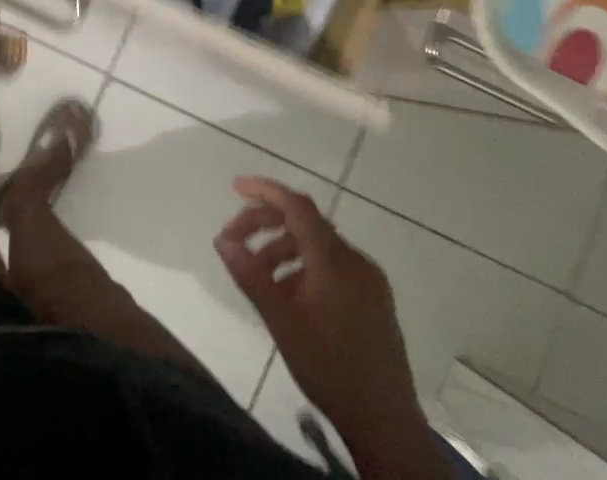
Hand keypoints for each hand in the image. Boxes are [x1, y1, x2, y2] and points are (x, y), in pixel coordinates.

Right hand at [216, 177, 437, 471]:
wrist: (384, 418)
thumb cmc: (328, 367)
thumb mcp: (281, 322)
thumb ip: (251, 276)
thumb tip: (222, 240)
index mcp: (335, 262)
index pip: (298, 207)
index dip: (265, 191)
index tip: (234, 188)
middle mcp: (356, 261)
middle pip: (306, 224)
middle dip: (266, 224)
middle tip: (233, 242)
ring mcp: (368, 280)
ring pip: (318, 247)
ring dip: (281, 250)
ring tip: (255, 276)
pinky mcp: (373, 299)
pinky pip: (332, 267)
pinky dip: (302, 268)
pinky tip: (285, 295)